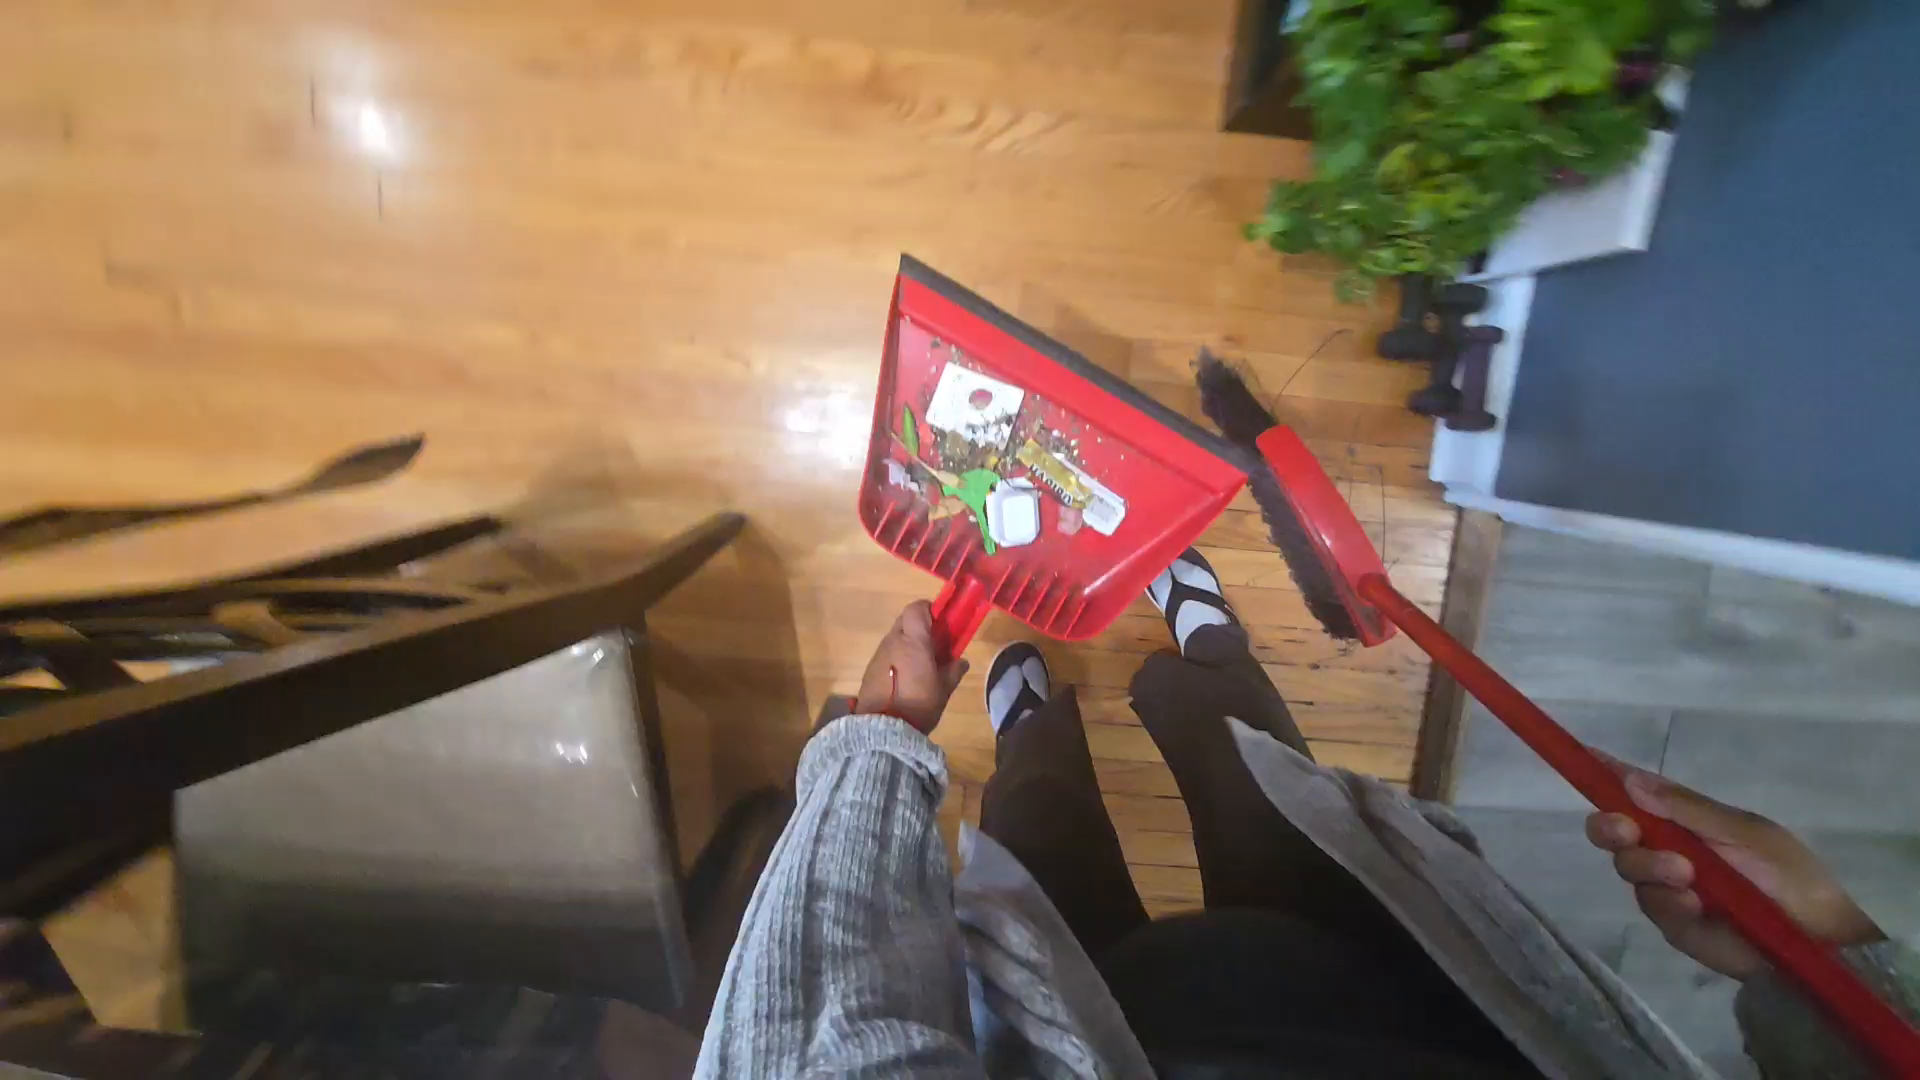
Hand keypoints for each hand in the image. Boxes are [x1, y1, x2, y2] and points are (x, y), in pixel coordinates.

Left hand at [853, 602, 968, 734]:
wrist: (883, 729)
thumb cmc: (918, 704)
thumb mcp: (943, 689)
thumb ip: (954, 671)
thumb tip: (962, 661)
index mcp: (913, 640)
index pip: (917, 607)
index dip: (929, 609)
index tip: (941, 622)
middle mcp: (893, 641)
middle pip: (905, 620)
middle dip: (920, 627)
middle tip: (934, 644)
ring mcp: (878, 655)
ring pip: (895, 638)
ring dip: (908, 644)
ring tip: (920, 665)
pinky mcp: (870, 670)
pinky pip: (886, 654)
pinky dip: (897, 659)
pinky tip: (905, 678)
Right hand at [1585, 764, 1883, 979]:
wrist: (1826, 946)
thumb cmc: (1790, 876)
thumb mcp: (1748, 832)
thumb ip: (1689, 809)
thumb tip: (1628, 780)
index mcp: (1676, 817)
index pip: (1630, 787)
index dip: (1602, 771)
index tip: (1581, 757)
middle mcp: (1658, 845)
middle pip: (1607, 827)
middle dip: (1607, 826)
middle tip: (1626, 830)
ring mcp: (1660, 882)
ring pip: (1624, 865)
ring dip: (1648, 865)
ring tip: (1685, 876)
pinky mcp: (1668, 918)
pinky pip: (1649, 903)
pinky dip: (1668, 901)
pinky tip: (1693, 904)